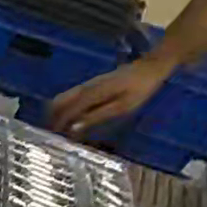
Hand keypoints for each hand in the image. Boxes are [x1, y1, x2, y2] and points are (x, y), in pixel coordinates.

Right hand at [46, 57, 174, 136]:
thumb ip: (96, 116)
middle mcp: (86, 87)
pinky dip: (66, 109)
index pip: (68, 110)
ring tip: (61, 130)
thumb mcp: (122, 107)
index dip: (58, 126)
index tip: (53, 140)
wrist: (153, 65)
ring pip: (63, 98)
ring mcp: (88, 84)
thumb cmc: (141, 88)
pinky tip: (72, 120)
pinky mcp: (92, 84)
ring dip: (58, 114)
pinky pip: (72, 97)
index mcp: (93, 93)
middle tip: (55, 136)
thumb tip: (73, 128)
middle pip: (59, 102)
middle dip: (53, 119)